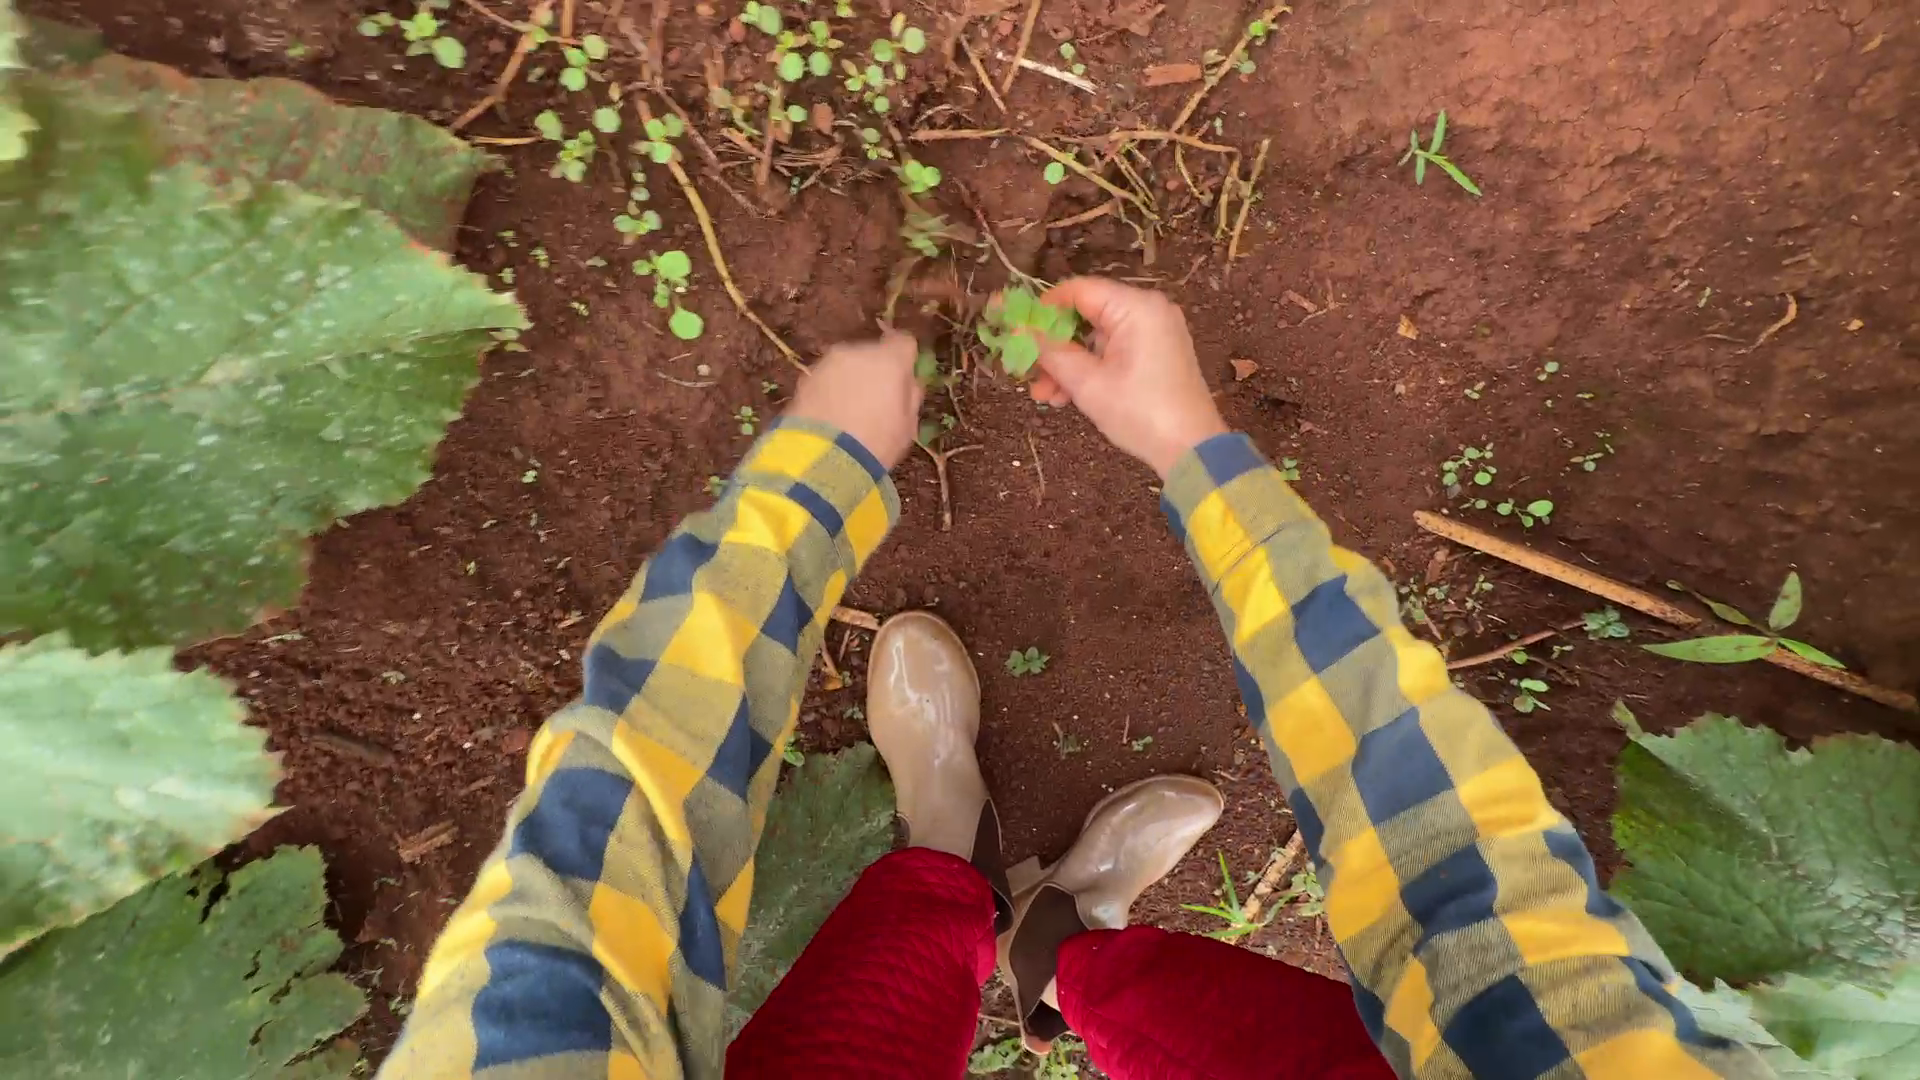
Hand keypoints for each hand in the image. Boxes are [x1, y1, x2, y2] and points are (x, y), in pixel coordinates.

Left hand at [785, 330, 924, 468]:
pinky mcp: (805, 380)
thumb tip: (908, 383)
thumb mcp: (906, 426)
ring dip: (851, 382)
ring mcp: (827, 364)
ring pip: (847, 366)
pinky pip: (827, 380)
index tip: (904, 379)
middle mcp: (857, 352)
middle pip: (872, 354)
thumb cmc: (876, 444)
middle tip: (875, 403)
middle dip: (875, 373)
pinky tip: (831, 418)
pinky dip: (830, 392)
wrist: (822, 459)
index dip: (905, 359)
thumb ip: (909, 397)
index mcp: (889, 361)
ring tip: (849, 414)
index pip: (904, 342)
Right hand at [1028, 278, 1227, 478]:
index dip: (1043, 308)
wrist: (1191, 449)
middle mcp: (1148, 312)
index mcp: (1136, 308)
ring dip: (1067, 365)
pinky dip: (1090, 371)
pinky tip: (1066, 397)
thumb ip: (1050, 353)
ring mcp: (1154, 334)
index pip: (1078, 291)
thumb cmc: (1140, 413)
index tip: (1017, 330)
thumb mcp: (1087, 384)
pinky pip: (1113, 353)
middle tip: (1027, 372)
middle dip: (1053, 347)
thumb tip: (1018, 332)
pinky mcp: (1156, 355)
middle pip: (1085, 317)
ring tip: (1045, 396)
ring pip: (1096, 340)